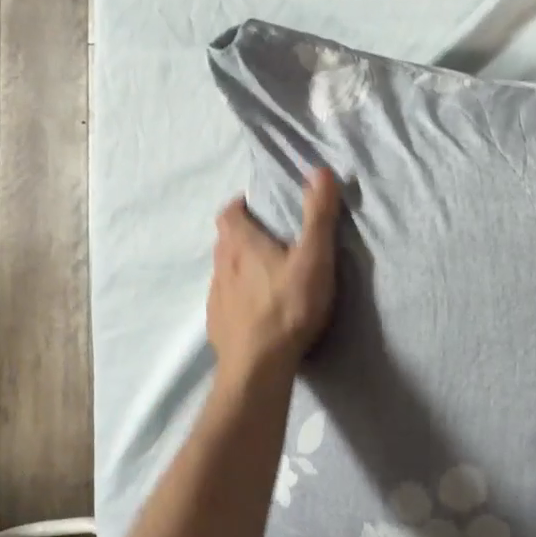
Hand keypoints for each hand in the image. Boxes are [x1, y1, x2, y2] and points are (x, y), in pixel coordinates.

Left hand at [206, 169, 341, 379]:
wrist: (258, 366)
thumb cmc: (289, 305)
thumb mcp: (314, 256)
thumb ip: (318, 214)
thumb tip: (319, 170)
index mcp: (242, 245)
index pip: (229, 213)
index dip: (242, 204)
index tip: (261, 203)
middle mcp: (222, 266)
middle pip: (227, 240)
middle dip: (246, 233)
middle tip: (274, 235)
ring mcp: (217, 297)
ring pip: (226, 269)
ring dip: (243, 264)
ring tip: (271, 270)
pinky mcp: (219, 323)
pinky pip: (228, 298)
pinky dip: (242, 293)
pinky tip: (262, 306)